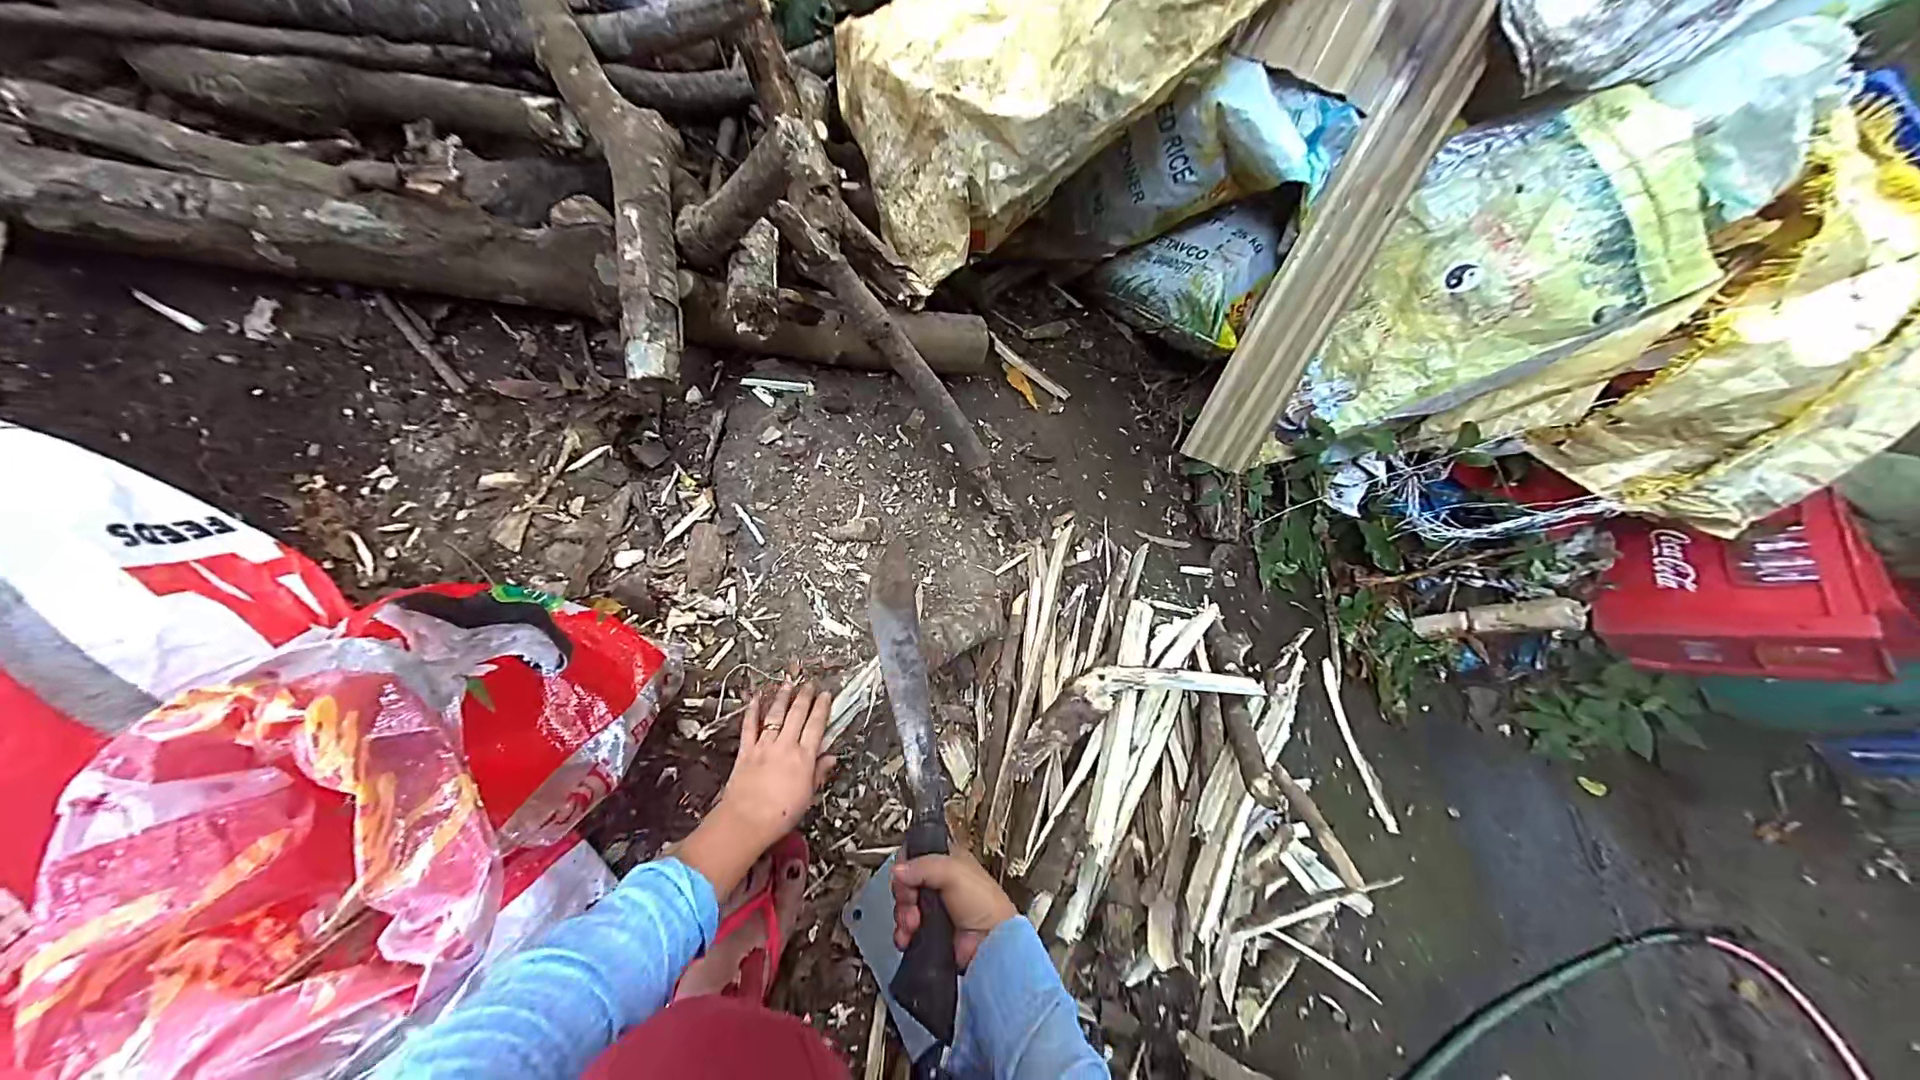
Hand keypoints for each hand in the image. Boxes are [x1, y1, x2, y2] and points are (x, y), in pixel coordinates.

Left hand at [719, 680, 836, 847]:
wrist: (746, 821)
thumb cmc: (779, 814)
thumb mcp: (808, 795)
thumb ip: (818, 773)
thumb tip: (830, 758)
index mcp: (804, 757)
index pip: (816, 725)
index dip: (822, 708)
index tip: (826, 696)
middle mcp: (785, 746)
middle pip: (798, 714)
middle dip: (805, 696)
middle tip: (810, 685)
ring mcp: (764, 746)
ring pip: (776, 715)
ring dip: (783, 697)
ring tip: (788, 683)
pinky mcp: (746, 751)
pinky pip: (750, 726)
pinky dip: (752, 711)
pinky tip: (756, 699)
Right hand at [891, 847, 1017, 971]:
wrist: (990, 943)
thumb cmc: (984, 903)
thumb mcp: (953, 872)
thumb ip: (924, 866)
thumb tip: (898, 870)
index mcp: (946, 861)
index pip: (915, 855)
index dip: (906, 866)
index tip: (907, 878)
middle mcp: (938, 882)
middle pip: (905, 882)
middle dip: (904, 895)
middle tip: (912, 903)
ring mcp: (933, 908)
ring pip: (903, 905)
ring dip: (903, 915)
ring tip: (914, 923)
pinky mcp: (930, 930)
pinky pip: (906, 929)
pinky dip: (903, 933)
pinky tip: (908, 936)